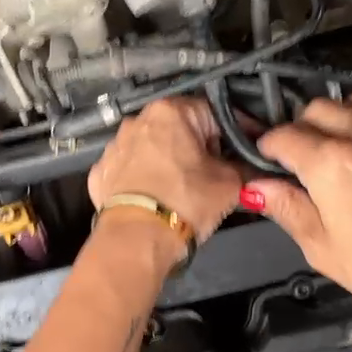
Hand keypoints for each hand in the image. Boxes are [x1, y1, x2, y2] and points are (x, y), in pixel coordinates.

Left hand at [87, 97, 243, 241]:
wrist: (135, 240)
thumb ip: (244, 167)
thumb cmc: (185, 202)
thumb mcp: (230, 184)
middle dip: (198, 147)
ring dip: (168, 162)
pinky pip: (130, 170)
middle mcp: (137, 120)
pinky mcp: (99, 173)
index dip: (234, 132)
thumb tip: (252, 167)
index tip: (245, 150)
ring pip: (152, 148)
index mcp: (171, 111)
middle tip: (215, 173)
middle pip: (179, 128)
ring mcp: (114, 146)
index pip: (213, 111)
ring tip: (183, 190)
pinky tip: (155, 198)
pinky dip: (143, 180)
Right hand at [243, 95, 351, 321]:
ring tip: (339, 142)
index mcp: (329, 166)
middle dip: (302, 128)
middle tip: (302, 156)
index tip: (268, 160)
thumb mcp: (320, 246)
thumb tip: (256, 187)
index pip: (284, 136)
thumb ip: (286, 208)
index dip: (269, 147)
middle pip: (318, 108)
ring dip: (341, 116)